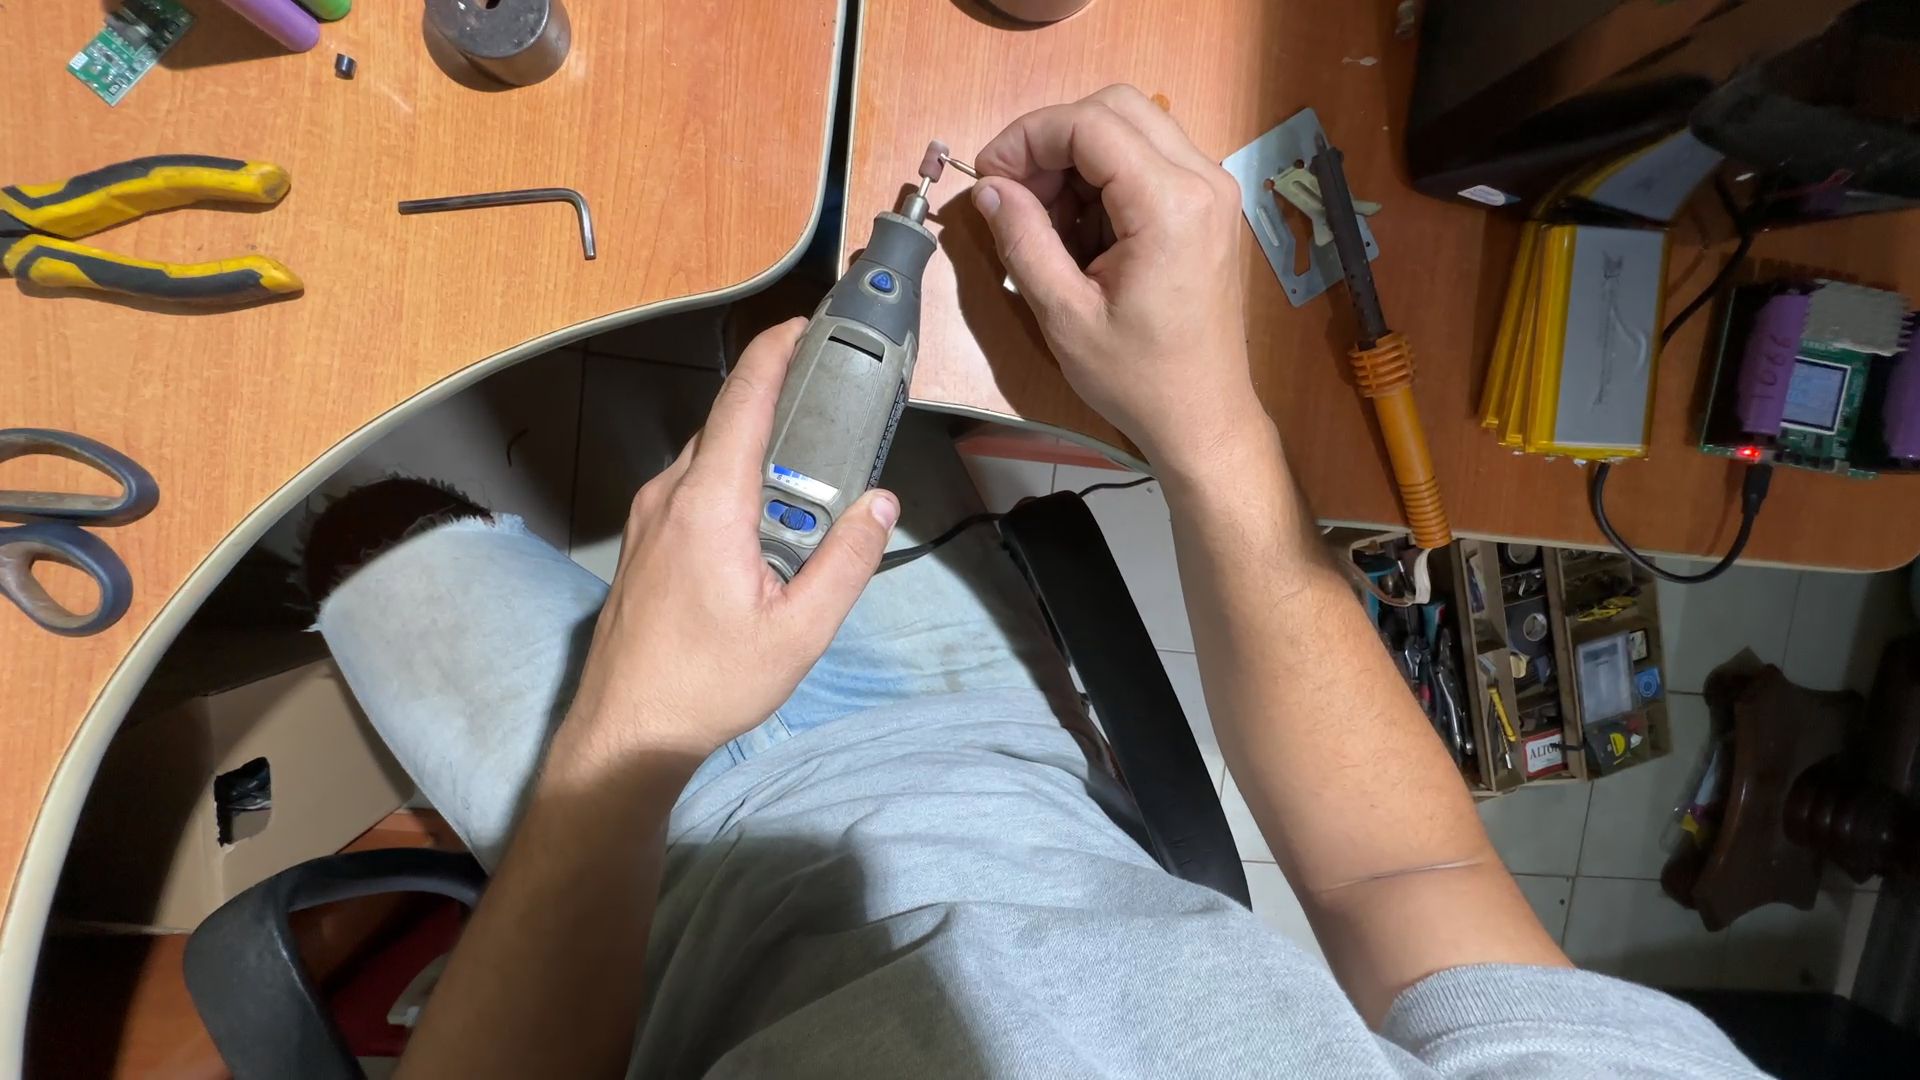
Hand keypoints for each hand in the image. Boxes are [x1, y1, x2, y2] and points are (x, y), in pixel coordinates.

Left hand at [553, 319, 899, 774]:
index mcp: (709, 505)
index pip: (742, 402)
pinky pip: (696, 482)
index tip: (807, 327)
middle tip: (835, 408)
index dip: (774, 354)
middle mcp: (670, 494)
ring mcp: (649, 515)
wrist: (627, 729)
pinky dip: (736, 474)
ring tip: (811, 466)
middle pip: (727, 422)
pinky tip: (766, 516)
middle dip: (779, 401)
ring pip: (710, 453)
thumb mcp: (802, 631)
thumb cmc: (714, 681)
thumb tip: (881, 503)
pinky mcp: (645, 537)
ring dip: (758, 445)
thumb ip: (847, 561)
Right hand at [971, 85, 1261, 469]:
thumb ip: (1024, 242)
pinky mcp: (1208, 210)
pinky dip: (1104, 181)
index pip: (1090, 124)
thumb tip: (990, 189)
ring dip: (1077, 160)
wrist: (1200, 415)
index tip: (989, 176)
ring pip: (1133, 129)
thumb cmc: (1135, 379)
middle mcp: (1203, 181)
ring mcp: (1212, 192)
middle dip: (1052, 140)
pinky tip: (1081, 232)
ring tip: (1044, 221)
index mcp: (1170, 205)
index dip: (1027, 138)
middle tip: (1014, 192)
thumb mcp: (1065, 317)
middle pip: (1115, 108)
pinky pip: (1149, 162)